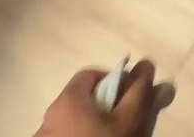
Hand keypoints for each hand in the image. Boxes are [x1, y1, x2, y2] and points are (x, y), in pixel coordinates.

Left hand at [35, 62, 159, 136]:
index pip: (90, 75)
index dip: (112, 80)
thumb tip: (146, 65)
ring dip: (92, 128)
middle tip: (122, 124)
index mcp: (67, 101)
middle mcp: (48, 119)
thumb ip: (139, 90)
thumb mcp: (128, 119)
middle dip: (105, 108)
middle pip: (81, 101)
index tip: (126, 98)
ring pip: (72, 125)